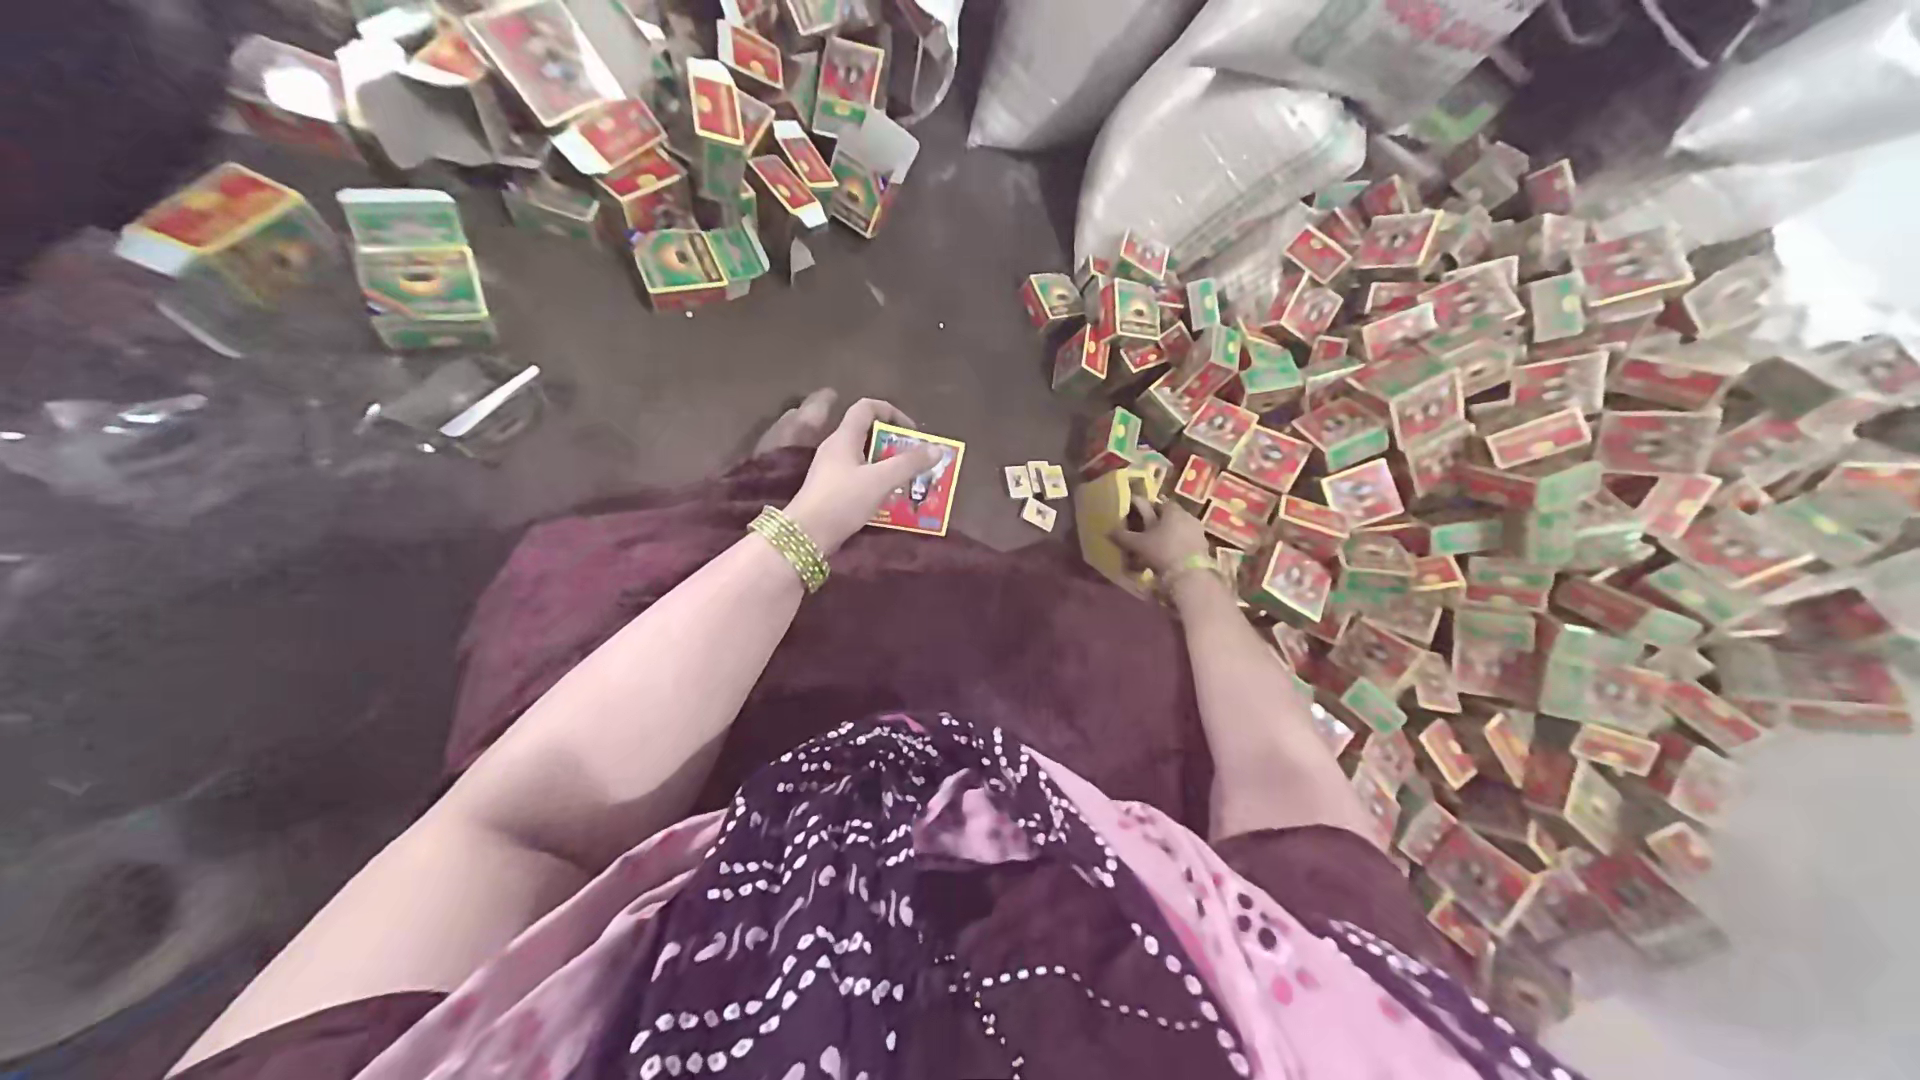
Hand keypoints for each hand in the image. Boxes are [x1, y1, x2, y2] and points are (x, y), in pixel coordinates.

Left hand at [782, 398, 939, 554]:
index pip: (867, 407)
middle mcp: (835, 448)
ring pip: (864, 457)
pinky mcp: (830, 489)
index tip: (911, 431)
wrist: (807, 535)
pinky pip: (858, 476)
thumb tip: (937, 448)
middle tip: (914, 459)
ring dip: (887, 464)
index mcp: (844, 437)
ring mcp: (830, 470)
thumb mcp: (881, 480)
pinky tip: (888, 497)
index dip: (891, 412)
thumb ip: (909, 463)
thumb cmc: (842, 500)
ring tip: (907, 480)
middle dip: (894, 443)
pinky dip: (876, 481)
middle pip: (867, 433)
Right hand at [1110, 497, 1209, 576]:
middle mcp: (1187, 517)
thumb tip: (1107, 531)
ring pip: (1181, 528)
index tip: (1142, 515)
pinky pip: (1189, 541)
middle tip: (1149, 531)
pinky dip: (1180, 545)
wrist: (1189, 573)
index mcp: (1172, 511)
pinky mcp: (1204, 546)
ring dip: (1172, 534)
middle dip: (1162, 522)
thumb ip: (1123, 536)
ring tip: (1160, 545)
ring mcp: (1198, 531)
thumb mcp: (1138, 544)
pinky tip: (1172, 555)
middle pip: (1173, 515)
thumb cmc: (1162, 551)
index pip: (1161, 503)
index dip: (1151, 507)